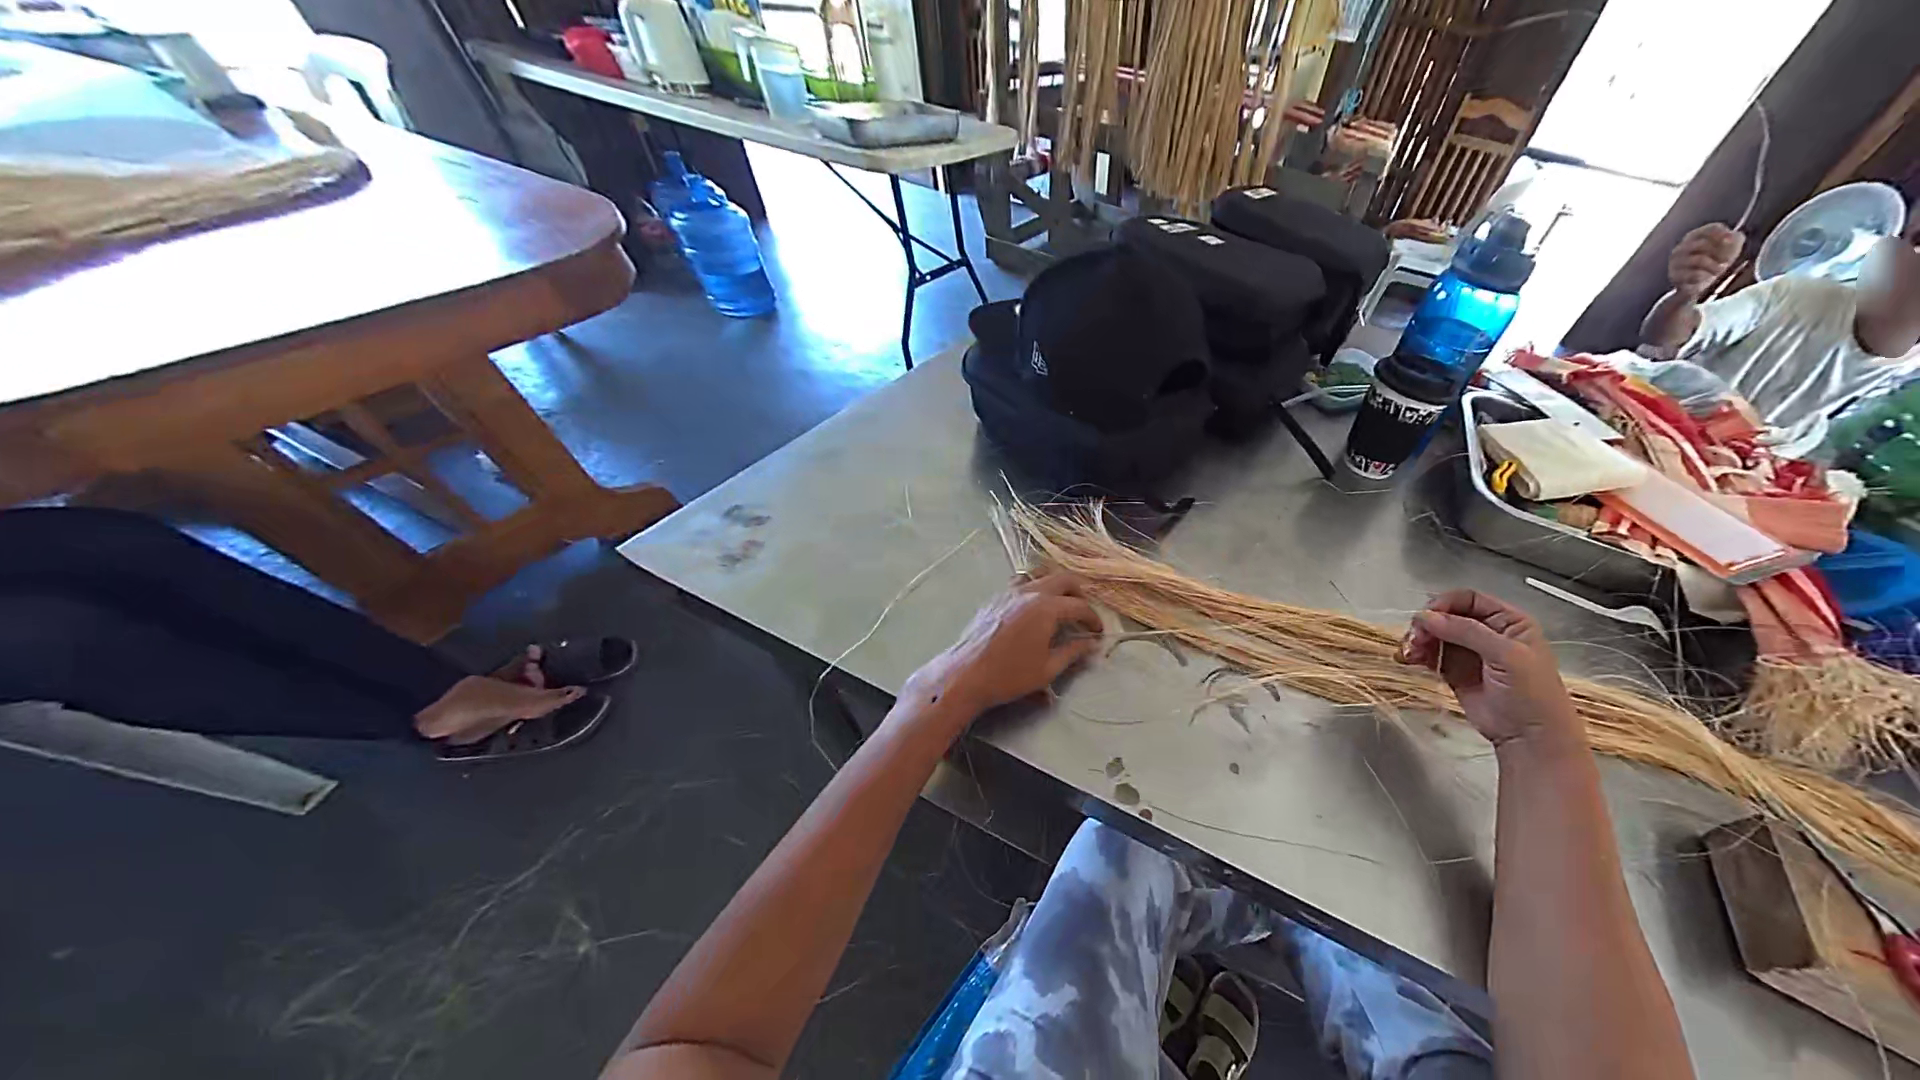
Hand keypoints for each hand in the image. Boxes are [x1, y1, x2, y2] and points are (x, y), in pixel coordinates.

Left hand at [906, 572, 1103, 718]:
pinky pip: (1020, 583)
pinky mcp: (995, 598)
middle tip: (1081, 613)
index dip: (1092, 619)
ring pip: (1039, 575)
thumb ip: (1072, 652)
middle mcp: (1029, 592)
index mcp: (1046, 608)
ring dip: (1054, 585)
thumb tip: (1090, 644)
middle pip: (1063, 579)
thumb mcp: (1048, 669)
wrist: (966, 675)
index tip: (1097, 632)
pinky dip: (1033, 588)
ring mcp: (1009, 592)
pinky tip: (1032, 608)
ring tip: (1059, 605)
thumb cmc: (1009, 676)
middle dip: (1078, 593)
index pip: (1079, 606)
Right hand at [1397, 590, 1580, 749]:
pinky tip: (1407, 659)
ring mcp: (1468, 652)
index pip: (1469, 599)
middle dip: (1426, 625)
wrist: (1530, 737)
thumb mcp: (1507, 655)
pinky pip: (1428, 654)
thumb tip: (1425, 616)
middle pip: (1445, 616)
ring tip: (1409, 654)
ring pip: (1433, 634)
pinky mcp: (1453, 671)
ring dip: (1417, 639)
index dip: (1445, 604)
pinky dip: (1414, 654)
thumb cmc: (1531, 694)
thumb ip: (1467, 632)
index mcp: (1508, 622)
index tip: (1426, 617)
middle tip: (1415, 640)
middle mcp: (1487, 633)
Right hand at [1668, 223, 1742, 299]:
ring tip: (1718, 270)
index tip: (1731, 241)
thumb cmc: (1716, 260)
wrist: (1699, 282)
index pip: (1711, 229)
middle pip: (1703, 244)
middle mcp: (1681, 248)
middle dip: (1719, 252)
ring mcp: (1674, 263)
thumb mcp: (1731, 246)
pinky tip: (1705, 277)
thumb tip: (1730, 238)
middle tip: (1726, 260)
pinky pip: (1693, 274)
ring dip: (1714, 266)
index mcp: (1694, 237)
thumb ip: (1734, 238)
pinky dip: (1704, 276)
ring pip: (1698, 259)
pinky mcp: (1674, 276)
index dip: (1723, 234)